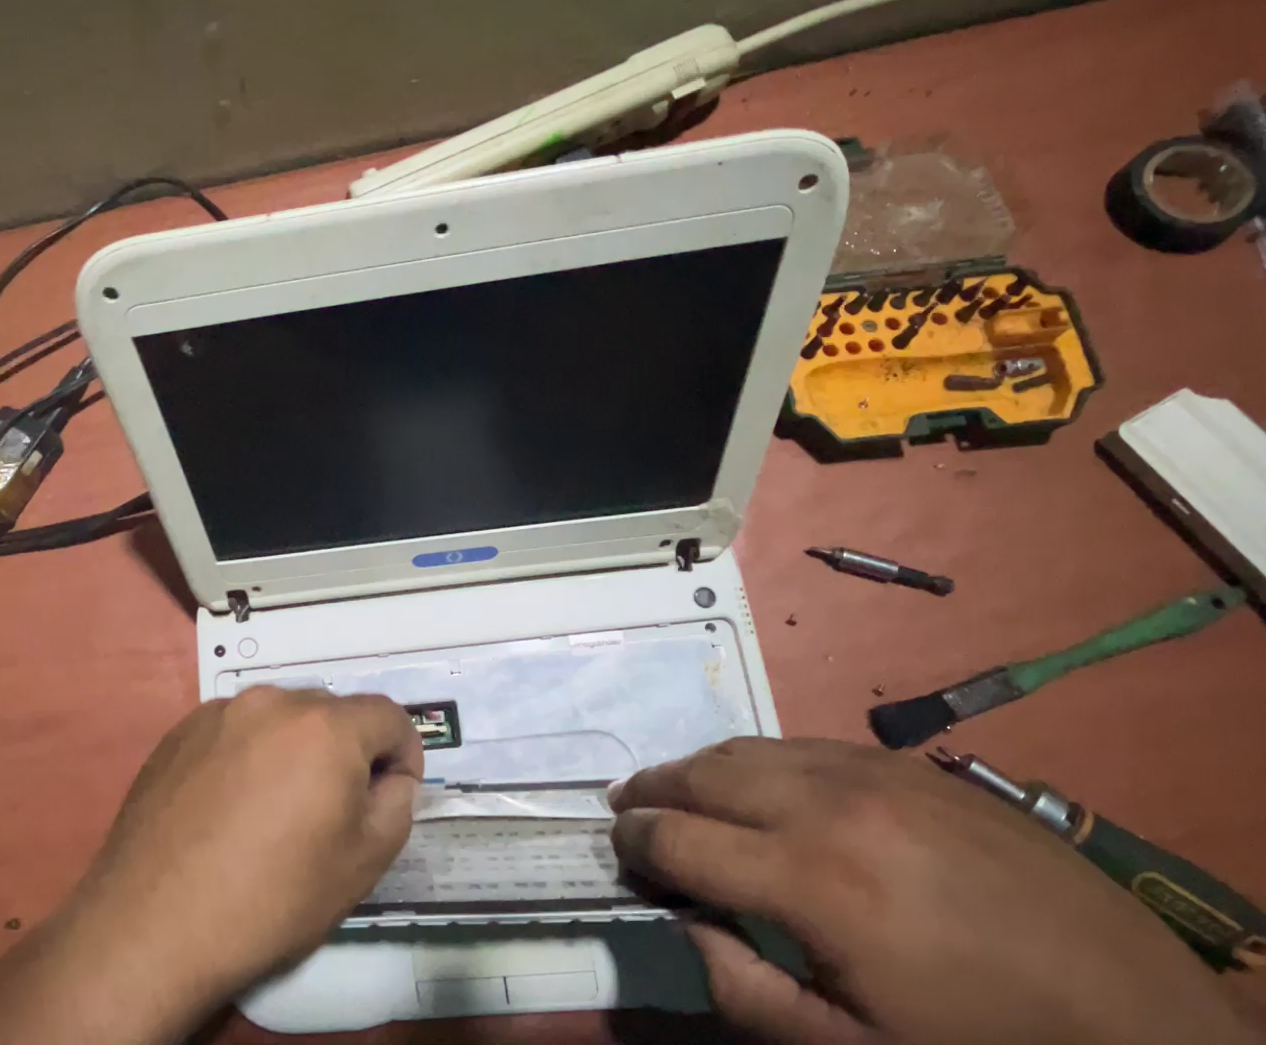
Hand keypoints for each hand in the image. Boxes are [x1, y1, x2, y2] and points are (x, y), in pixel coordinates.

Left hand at [81, 685, 423, 993]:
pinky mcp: (179, 732)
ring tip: (275, 809)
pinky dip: (248, 755)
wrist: (154, 924)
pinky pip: (235, 730)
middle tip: (332, 809)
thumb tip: (389, 777)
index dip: (403, 754)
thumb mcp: (364, 862)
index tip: (390, 794)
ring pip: (280, 718)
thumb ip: (397, 802)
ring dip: (295, 749)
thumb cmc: (272, 897)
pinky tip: (229, 807)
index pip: (388, 716)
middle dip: (347, 750)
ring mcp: (219, 713)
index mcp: (326, 726)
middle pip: (332, 712)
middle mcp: (272, 702)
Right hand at [610, 737, 1264, 1044]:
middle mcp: (831, 804)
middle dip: (651, 789)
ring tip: (675, 788)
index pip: (681, 840)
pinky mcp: (910, 765)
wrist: (1141, 1015)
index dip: (635, 844)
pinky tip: (757, 783)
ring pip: (749, 748)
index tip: (617, 850)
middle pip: (704, 775)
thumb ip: (743, 988)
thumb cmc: (981, 1041)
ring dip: (698, 768)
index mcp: (812, 880)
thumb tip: (679, 925)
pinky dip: (757, 759)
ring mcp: (874, 772)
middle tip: (624, 806)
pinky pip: (803, 744)